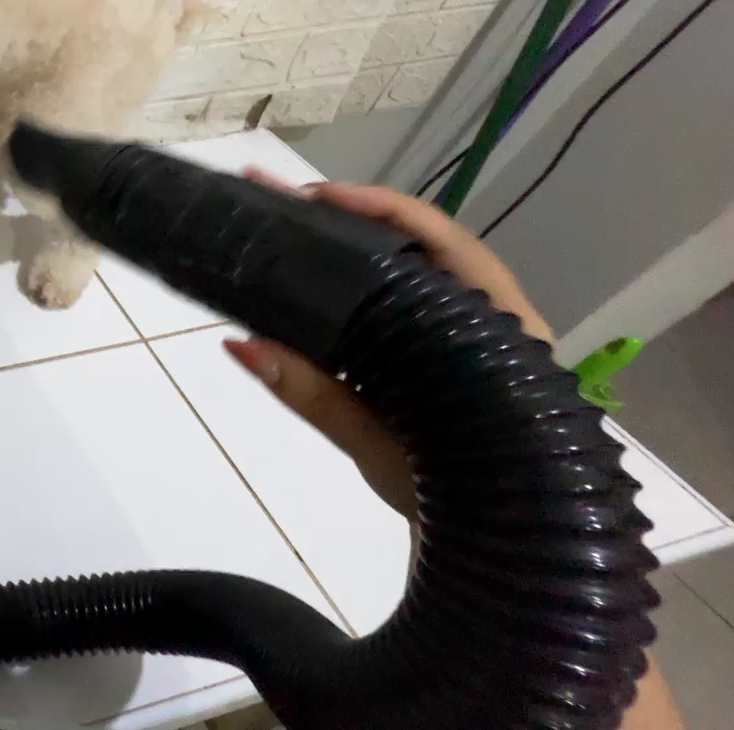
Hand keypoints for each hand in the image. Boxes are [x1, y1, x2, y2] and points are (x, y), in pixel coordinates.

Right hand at [221, 175, 554, 520]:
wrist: (483, 542)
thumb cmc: (445, 491)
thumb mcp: (376, 443)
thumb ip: (312, 393)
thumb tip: (240, 344)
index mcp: (493, 332)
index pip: (440, 242)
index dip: (377, 209)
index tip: (311, 196)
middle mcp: (480, 320)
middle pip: (409, 243)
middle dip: (336, 214)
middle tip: (267, 192)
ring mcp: (452, 333)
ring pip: (394, 267)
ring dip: (333, 242)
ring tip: (271, 217)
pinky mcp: (425, 351)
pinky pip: (383, 297)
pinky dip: (338, 277)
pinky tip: (294, 270)